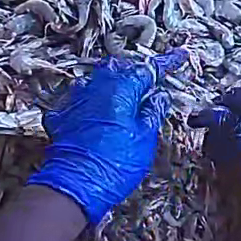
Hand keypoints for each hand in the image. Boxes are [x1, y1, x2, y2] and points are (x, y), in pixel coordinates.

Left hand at [28, 52, 183, 223]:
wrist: (74, 185)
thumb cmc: (114, 164)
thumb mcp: (144, 139)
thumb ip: (153, 112)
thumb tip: (160, 96)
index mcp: (120, 89)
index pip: (148, 69)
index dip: (166, 63)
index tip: (180, 55)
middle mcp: (95, 88)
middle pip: (118, 69)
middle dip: (135, 72)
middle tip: (150, 81)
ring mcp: (74, 100)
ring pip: (95, 81)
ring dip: (111, 85)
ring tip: (123, 96)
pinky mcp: (60, 116)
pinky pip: (77, 101)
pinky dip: (89, 103)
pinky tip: (95, 113)